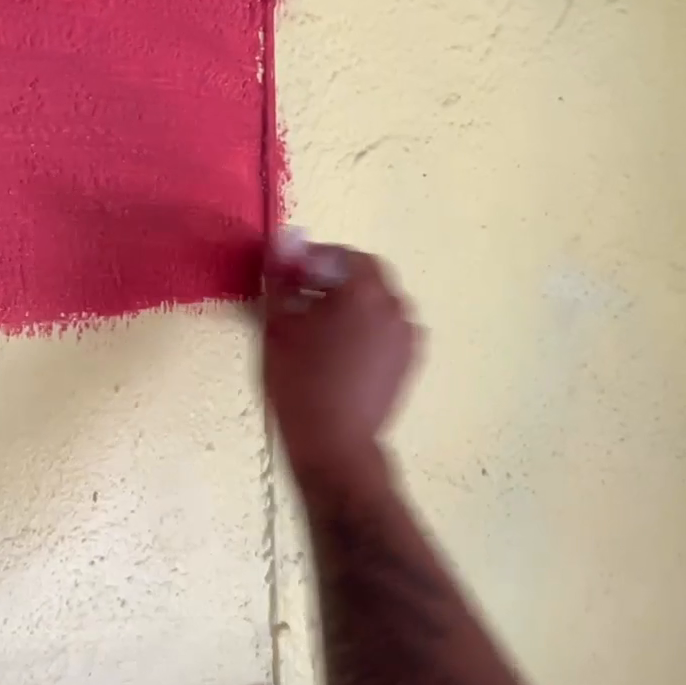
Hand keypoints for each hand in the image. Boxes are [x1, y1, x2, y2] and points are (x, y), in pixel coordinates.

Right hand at [262, 235, 420, 481]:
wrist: (334, 439)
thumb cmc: (297, 380)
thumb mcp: (277, 327)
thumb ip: (281, 281)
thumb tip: (281, 246)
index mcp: (363, 293)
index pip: (343, 254)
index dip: (312, 258)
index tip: (285, 273)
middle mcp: (395, 306)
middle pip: (364, 276)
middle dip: (331, 279)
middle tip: (296, 298)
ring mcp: (408, 335)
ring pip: (376, 303)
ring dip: (347, 303)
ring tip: (313, 328)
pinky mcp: (408, 359)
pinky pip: (384, 328)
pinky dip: (360, 327)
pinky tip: (333, 351)